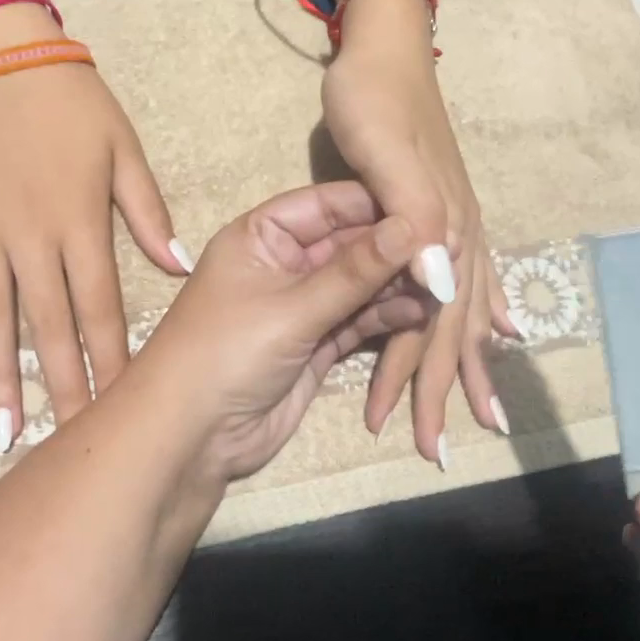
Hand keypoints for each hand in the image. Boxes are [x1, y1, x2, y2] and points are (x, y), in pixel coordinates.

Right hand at [0, 61, 187, 450]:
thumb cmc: (71, 102)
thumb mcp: (124, 148)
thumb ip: (148, 211)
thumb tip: (182, 266)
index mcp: (81, 222)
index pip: (102, 308)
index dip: (112, 361)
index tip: (122, 408)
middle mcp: (30, 238)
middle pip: (49, 326)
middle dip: (62, 388)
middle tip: (67, 444)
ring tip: (2, 431)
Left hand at [131, 182, 430, 482]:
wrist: (192, 435)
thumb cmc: (228, 352)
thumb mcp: (292, 307)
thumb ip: (355, 270)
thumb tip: (415, 225)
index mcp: (262, 235)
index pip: (327, 204)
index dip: (377, 205)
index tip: (430, 209)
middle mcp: (284, 262)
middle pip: (349, 244)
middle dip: (395, 250)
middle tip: (447, 255)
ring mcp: (301, 305)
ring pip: (359, 284)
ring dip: (396, 285)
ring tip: (441, 287)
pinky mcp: (316, 343)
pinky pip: (359, 320)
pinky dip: (387, 318)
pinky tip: (420, 313)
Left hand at [319, 0, 513, 467]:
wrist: (382, 49)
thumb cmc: (369, 100)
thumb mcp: (379, 156)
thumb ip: (404, 219)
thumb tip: (439, 289)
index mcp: (428, 225)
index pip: (427, 310)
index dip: (424, 367)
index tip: (424, 429)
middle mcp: (442, 233)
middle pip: (443, 320)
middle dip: (444, 381)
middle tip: (444, 444)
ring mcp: (438, 229)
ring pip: (450, 308)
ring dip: (459, 360)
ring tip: (476, 410)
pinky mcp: (431, 219)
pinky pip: (453, 280)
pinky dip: (470, 315)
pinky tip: (493, 335)